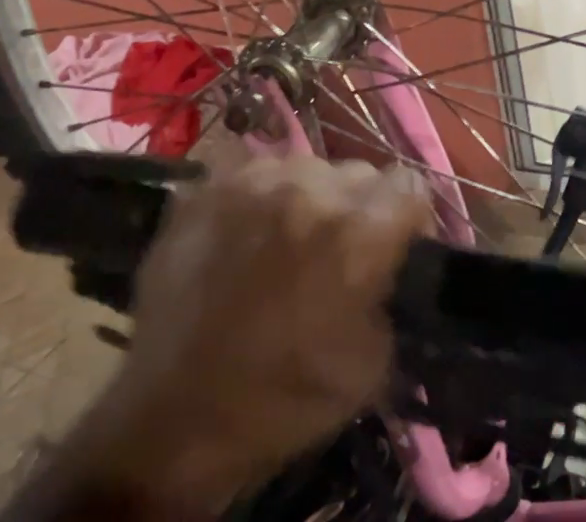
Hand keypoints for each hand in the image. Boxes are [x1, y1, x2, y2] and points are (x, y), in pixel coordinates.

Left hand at [6, 153, 432, 519]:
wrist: (175, 419)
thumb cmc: (285, 401)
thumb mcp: (373, 363)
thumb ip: (389, 294)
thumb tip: (382, 267)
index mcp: (358, 231)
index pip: (409, 185)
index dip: (410, 218)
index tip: (397, 247)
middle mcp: (308, 191)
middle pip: (358, 172)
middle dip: (362, 206)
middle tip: (341, 249)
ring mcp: (249, 184)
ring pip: (304, 166)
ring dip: (310, 196)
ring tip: (288, 240)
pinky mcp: (202, 192)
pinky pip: (251, 173)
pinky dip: (260, 197)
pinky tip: (247, 235)